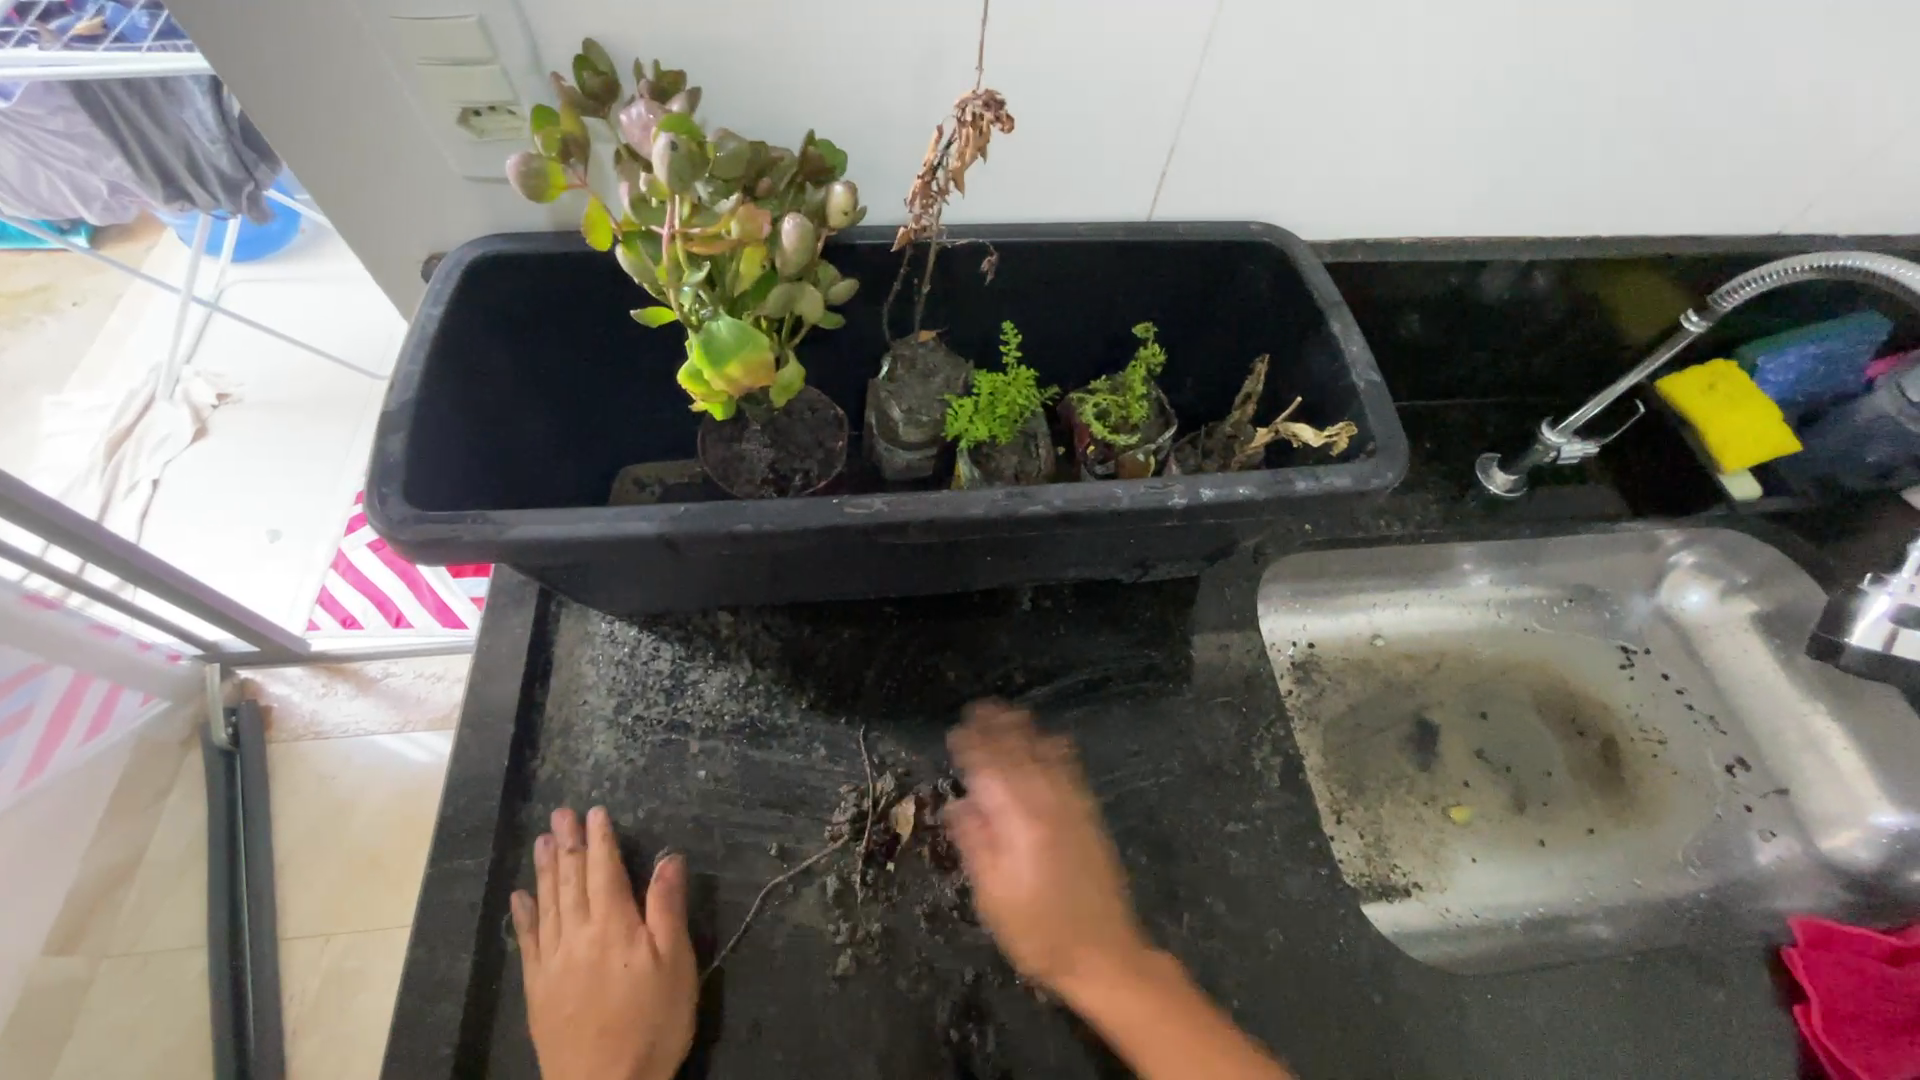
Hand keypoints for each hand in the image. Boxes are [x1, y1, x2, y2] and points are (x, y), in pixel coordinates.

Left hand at [512, 806, 696, 1079]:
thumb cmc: (652, 1022)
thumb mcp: (675, 963)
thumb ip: (668, 907)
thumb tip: (668, 858)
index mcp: (614, 925)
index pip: (605, 870)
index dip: (600, 839)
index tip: (595, 812)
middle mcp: (578, 935)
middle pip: (570, 880)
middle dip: (567, 844)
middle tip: (560, 813)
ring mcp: (553, 962)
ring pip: (547, 903)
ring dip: (544, 870)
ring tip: (541, 840)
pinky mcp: (538, 989)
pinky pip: (527, 941)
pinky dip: (524, 914)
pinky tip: (520, 897)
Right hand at [944, 700, 1149, 995]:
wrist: (1104, 954)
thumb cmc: (1038, 933)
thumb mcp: (993, 897)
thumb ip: (976, 845)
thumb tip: (957, 803)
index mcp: (1018, 824)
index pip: (989, 773)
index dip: (971, 748)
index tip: (956, 729)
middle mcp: (1047, 806)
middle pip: (1019, 756)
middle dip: (998, 729)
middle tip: (980, 706)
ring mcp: (1073, 809)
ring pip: (1047, 757)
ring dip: (1027, 731)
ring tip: (1010, 710)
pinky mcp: (1091, 817)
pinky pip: (1074, 772)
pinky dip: (1060, 750)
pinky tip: (1054, 738)